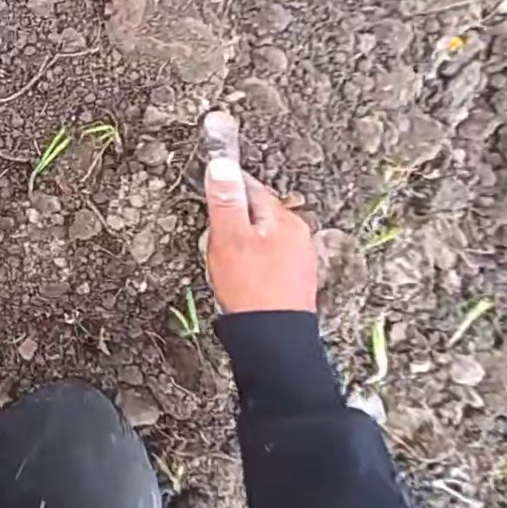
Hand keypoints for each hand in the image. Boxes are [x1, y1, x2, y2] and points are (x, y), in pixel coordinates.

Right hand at [202, 111, 317, 313]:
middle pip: (255, 211)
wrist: (272, 342)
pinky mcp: (293, 278)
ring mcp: (298, 258)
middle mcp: (297, 235)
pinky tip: (240, 273)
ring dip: (240, 239)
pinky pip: (266, 254)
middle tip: (214, 234)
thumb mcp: (228, 237)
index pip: (249, 187)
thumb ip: (225, 199)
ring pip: (260, 234)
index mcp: (284, 220)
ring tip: (225, 258)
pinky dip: (250, 257)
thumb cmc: (251, 290)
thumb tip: (222, 165)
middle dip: (232, 218)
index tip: (208, 185)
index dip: (225, 187)